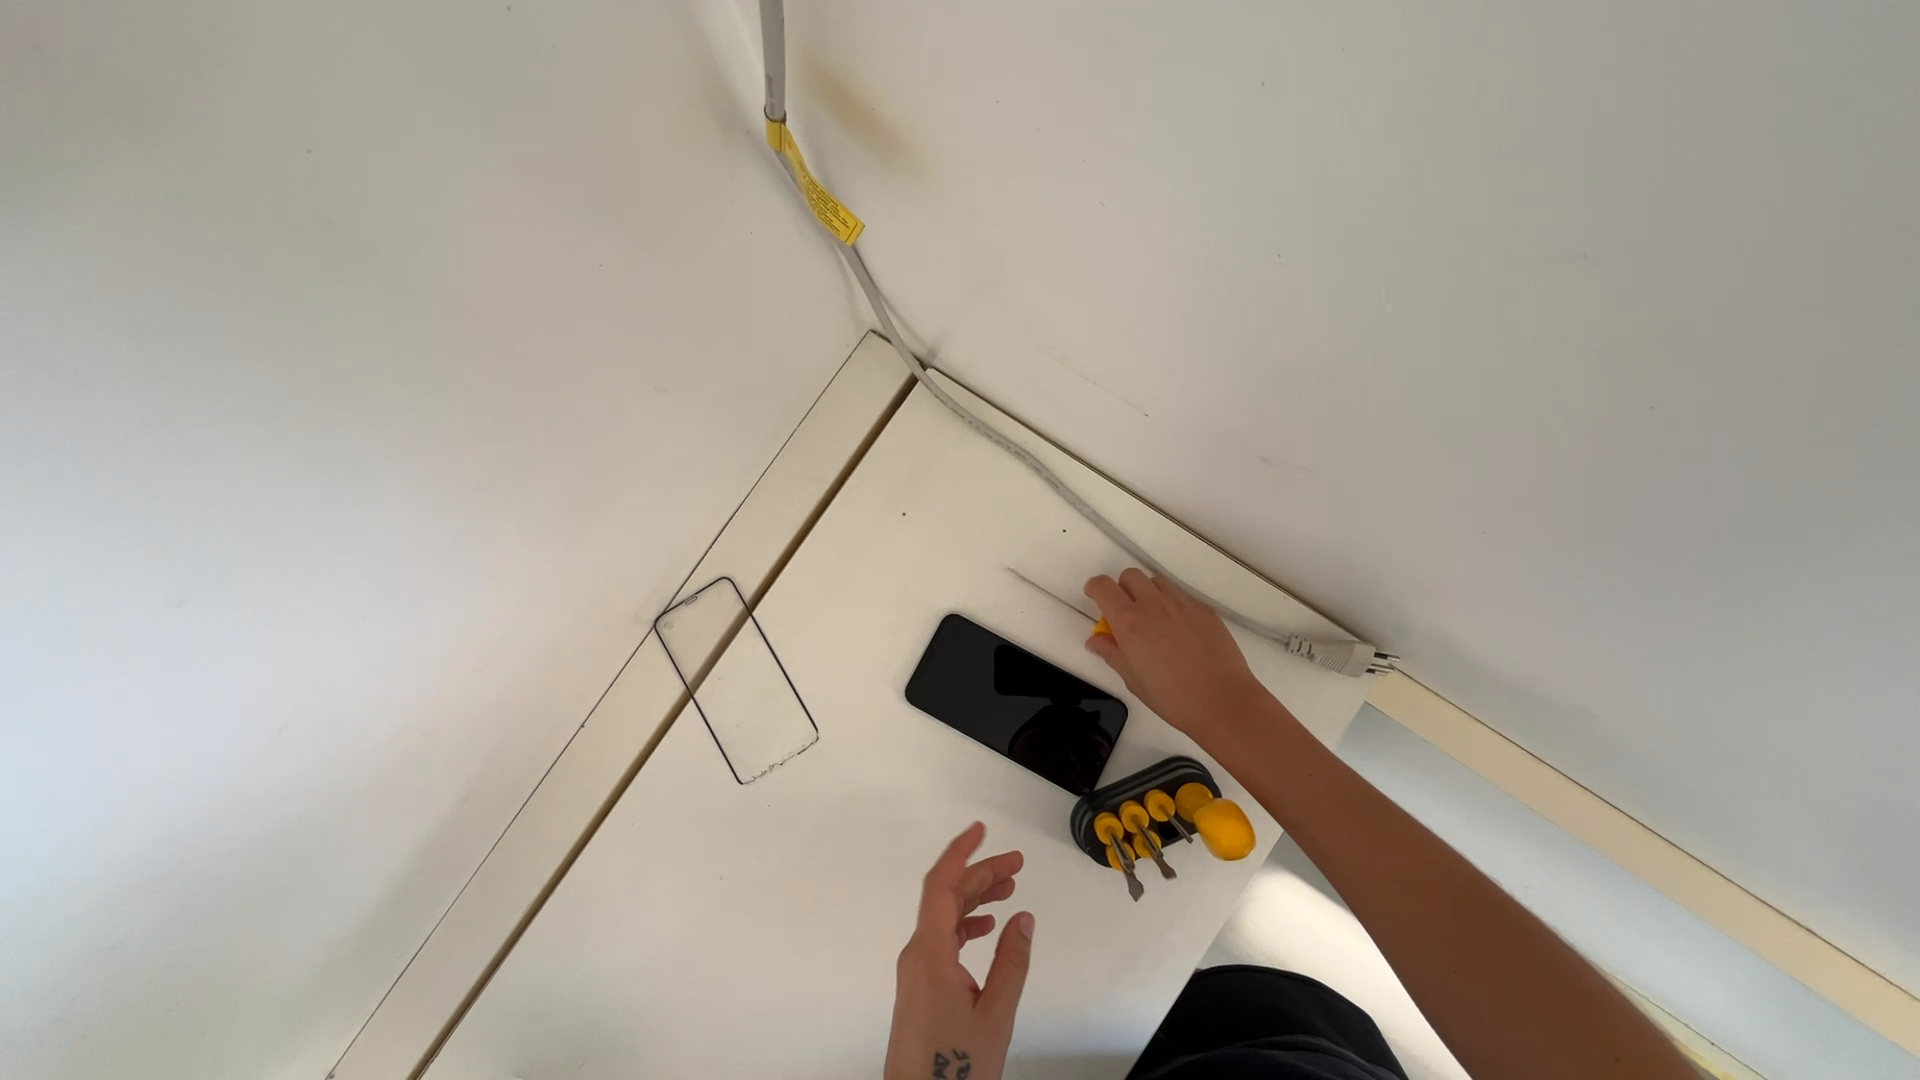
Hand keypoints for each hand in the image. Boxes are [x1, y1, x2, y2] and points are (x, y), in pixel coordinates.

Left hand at [884, 822, 1034, 1079]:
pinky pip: (941, 939)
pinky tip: (987, 926)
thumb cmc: (954, 1067)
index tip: (980, 830)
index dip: (960, 852)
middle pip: (946, 898)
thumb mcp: (995, 1014)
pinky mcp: (919, 986)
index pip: (940, 885)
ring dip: (976, 898)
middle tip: (1016, 863)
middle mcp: (916, 955)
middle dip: (981, 874)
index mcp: (929, 954)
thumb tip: (1024, 919)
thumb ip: (1012, 963)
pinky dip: (966, 924)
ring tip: (1009, 888)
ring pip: (944, 918)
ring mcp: (915, 971)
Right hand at [1083, 569, 1269, 746]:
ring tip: (1153, 620)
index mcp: (1130, 623)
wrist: (1223, 701)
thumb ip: (1112, 653)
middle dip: (1122, 588)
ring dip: (1148, 592)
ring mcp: (1182, 604)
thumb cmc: (1172, 697)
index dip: (1095, 588)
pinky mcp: (1204, 609)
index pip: (1103, 587)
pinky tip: (1179, 631)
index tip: (1095, 597)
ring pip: (1156, 581)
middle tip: (1125, 613)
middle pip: (1130, 575)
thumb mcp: (1133, 679)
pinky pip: (1181, 595)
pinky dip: (1172, 604)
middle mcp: (1154, 605)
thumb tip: (1096, 641)